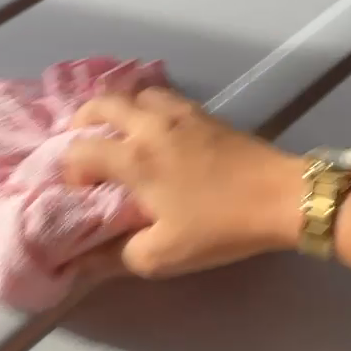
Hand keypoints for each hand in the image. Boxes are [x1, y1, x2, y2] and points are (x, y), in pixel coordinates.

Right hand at [62, 87, 304, 279]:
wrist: (281, 196)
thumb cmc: (221, 225)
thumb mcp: (163, 255)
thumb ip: (116, 255)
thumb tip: (84, 258)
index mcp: (136, 158)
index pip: (80, 150)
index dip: (69, 171)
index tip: (81, 192)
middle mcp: (152, 126)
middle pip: (103, 103)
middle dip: (82, 121)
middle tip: (84, 145)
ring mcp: (181, 113)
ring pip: (137, 92)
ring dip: (120, 108)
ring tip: (120, 134)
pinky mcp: (206, 113)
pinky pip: (166, 97)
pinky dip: (149, 106)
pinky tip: (157, 131)